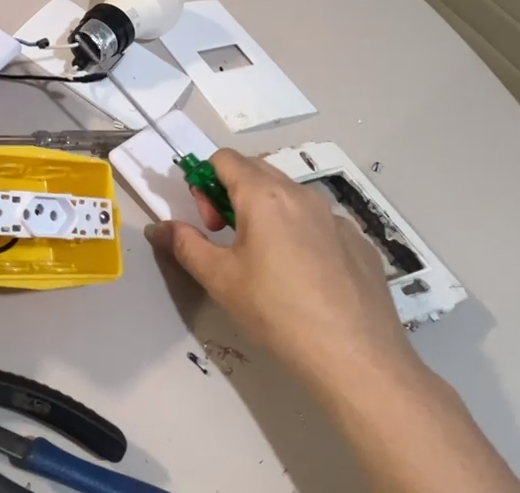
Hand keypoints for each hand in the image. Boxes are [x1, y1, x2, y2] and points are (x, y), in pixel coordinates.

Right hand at [149, 148, 415, 389]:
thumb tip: (158, 227)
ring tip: (269, 262)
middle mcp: (303, 196)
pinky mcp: (362, 245)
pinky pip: (322, 224)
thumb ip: (184, 244)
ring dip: (269, 213)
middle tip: (230, 239)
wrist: (357, 361)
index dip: (205, 183)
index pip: (224, 158)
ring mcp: (338, 220)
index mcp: (264, 195)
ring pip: (291, 198)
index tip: (209, 224)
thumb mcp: (218, 278)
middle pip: (257, 172)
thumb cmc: (276, 312)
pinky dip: (304, 235)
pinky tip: (308, 280)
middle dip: (234, 193)